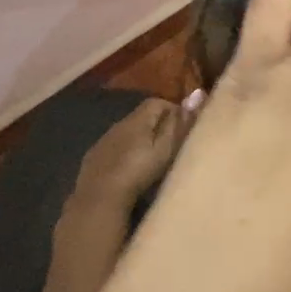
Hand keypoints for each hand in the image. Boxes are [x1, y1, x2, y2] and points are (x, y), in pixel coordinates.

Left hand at [69, 93, 200, 209]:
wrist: (99, 198)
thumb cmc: (139, 171)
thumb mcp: (166, 149)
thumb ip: (179, 123)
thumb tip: (197, 93)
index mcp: (137, 120)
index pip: (157, 102)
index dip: (172, 110)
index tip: (182, 127)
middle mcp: (118, 125)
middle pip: (141, 116)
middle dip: (156, 124)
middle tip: (170, 144)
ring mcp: (103, 141)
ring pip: (126, 132)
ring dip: (139, 139)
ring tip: (150, 157)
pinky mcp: (93, 157)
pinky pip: (114, 146)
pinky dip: (124, 151)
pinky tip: (128, 169)